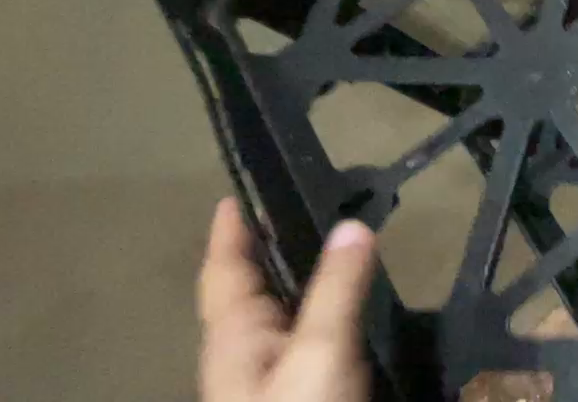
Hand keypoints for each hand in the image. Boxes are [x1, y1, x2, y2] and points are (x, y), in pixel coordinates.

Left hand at [199, 198, 375, 401]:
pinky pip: (305, 331)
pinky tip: (348, 303)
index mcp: (236, 342)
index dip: (228, 236)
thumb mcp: (321, 353)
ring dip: (293, 277)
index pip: (225, 275)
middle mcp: (246, 357)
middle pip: (245, 294)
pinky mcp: (303, 391)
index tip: (232, 195)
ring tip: (325, 242)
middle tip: (291, 206)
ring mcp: (272, 379)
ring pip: (276, 314)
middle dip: (260, 251)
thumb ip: (337, 290)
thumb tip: (353, 222)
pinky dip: (321, 303)